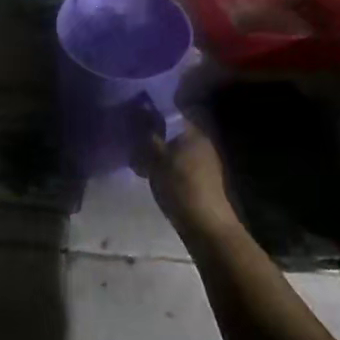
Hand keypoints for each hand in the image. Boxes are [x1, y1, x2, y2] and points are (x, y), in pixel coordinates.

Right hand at [132, 112, 238, 238]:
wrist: (207, 225)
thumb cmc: (180, 186)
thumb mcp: (157, 159)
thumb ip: (148, 136)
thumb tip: (140, 115)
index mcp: (193, 131)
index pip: (169, 114)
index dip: (150, 116)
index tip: (133, 124)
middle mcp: (202, 141)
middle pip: (172, 132)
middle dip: (154, 138)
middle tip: (134, 146)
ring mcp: (205, 161)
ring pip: (176, 150)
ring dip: (160, 154)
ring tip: (141, 165)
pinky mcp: (204, 179)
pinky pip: (181, 165)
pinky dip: (168, 168)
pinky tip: (156, 179)